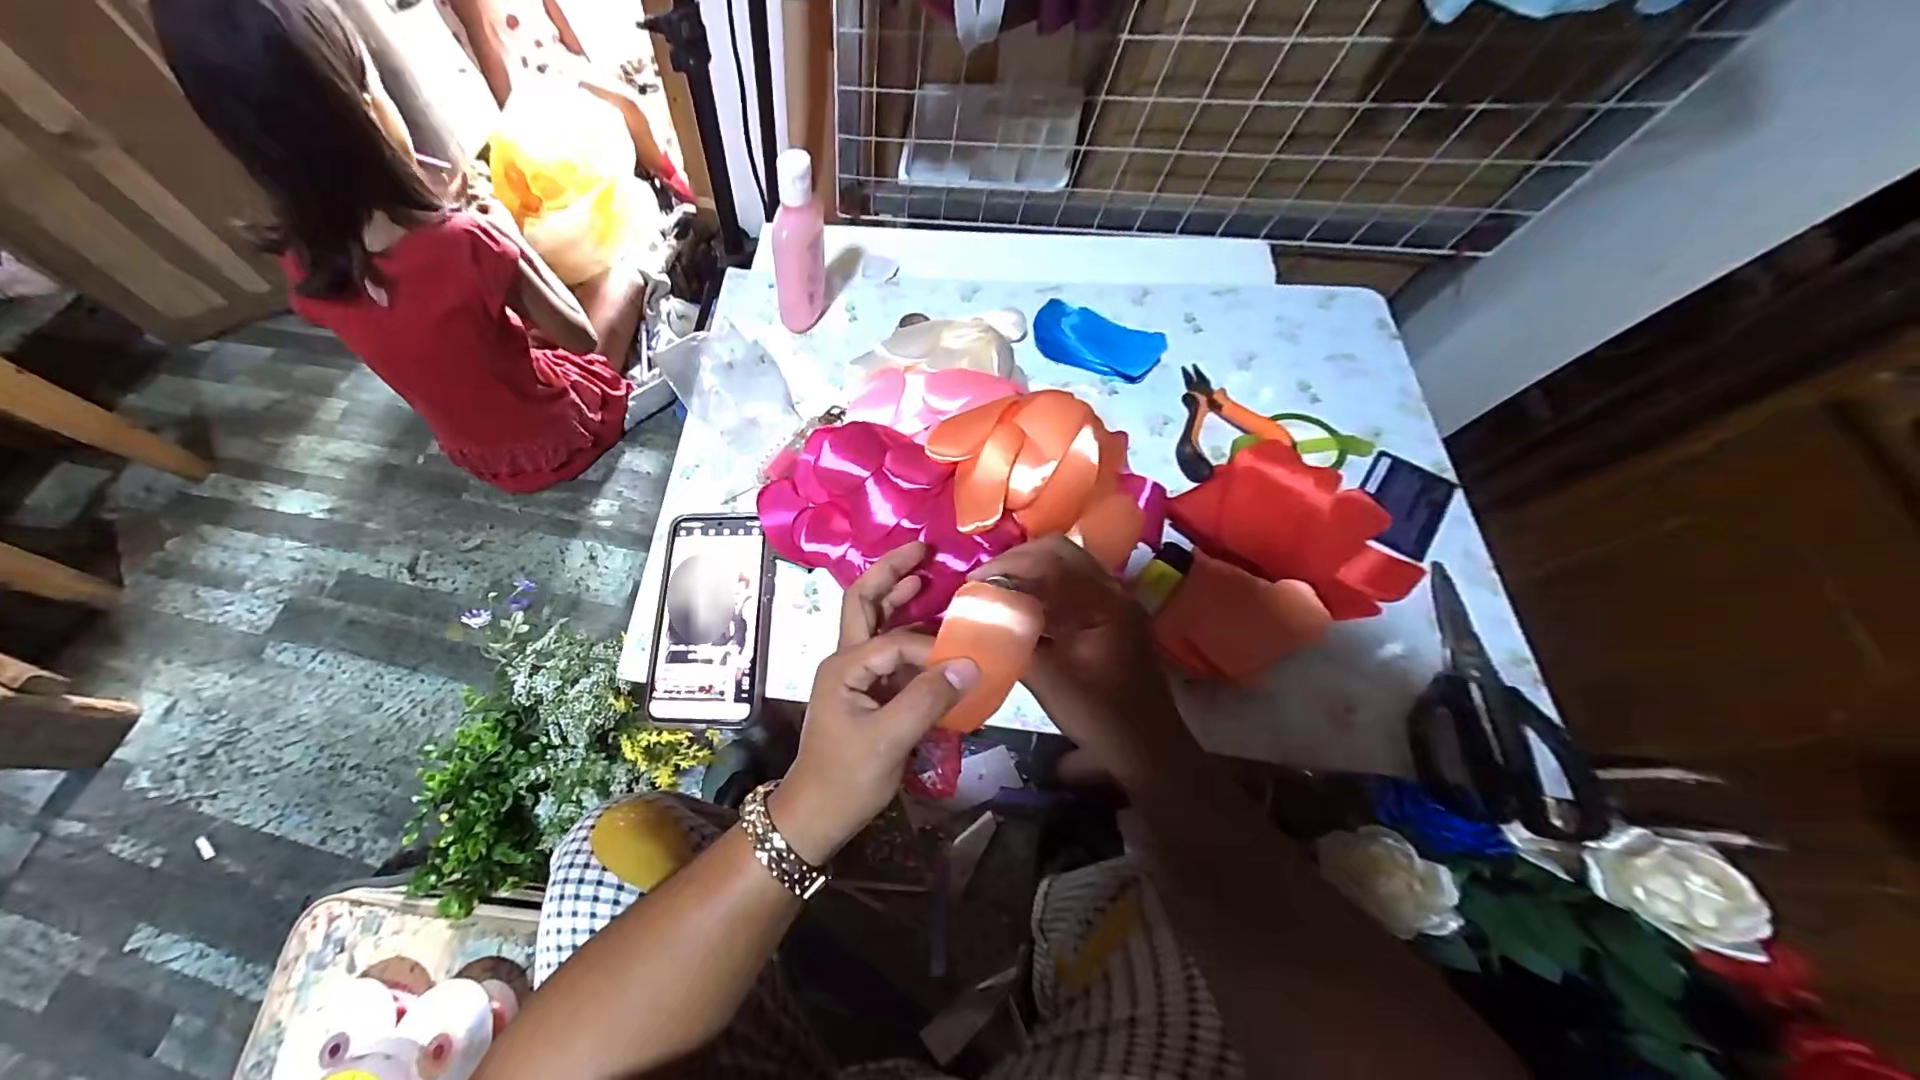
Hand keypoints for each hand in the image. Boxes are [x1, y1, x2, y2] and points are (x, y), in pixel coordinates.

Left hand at [772, 546, 975, 862]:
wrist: (817, 816)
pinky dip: (909, 633)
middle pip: (865, 602)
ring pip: (876, 623)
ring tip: (925, 576)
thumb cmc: (845, 778)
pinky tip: (931, 628)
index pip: (896, 640)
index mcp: (844, 665)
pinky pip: (890, 651)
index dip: (932, 650)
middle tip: (922, 550)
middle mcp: (846, 660)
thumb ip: (927, 699)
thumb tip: (970, 664)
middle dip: (891, 573)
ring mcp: (856, 675)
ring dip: (898, 596)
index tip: (962, 668)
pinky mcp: (868, 691)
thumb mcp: (887, 740)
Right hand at [968, 536, 1194, 783]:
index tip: (973, 582)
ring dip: (1030, 571)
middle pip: (1060, 551)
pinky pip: (1073, 584)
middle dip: (1017, 560)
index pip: (1050, 563)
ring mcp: (1117, 602)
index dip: (1007, 567)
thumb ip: (1016, 641)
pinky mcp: (1112, 615)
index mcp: (1105, 604)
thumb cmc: (1101, 718)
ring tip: (997, 590)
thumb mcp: (1051, 683)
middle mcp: (1115, 592)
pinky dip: (1043, 587)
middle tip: (984, 581)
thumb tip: (978, 615)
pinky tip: (1022, 607)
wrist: (1148, 749)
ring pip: (1067, 564)